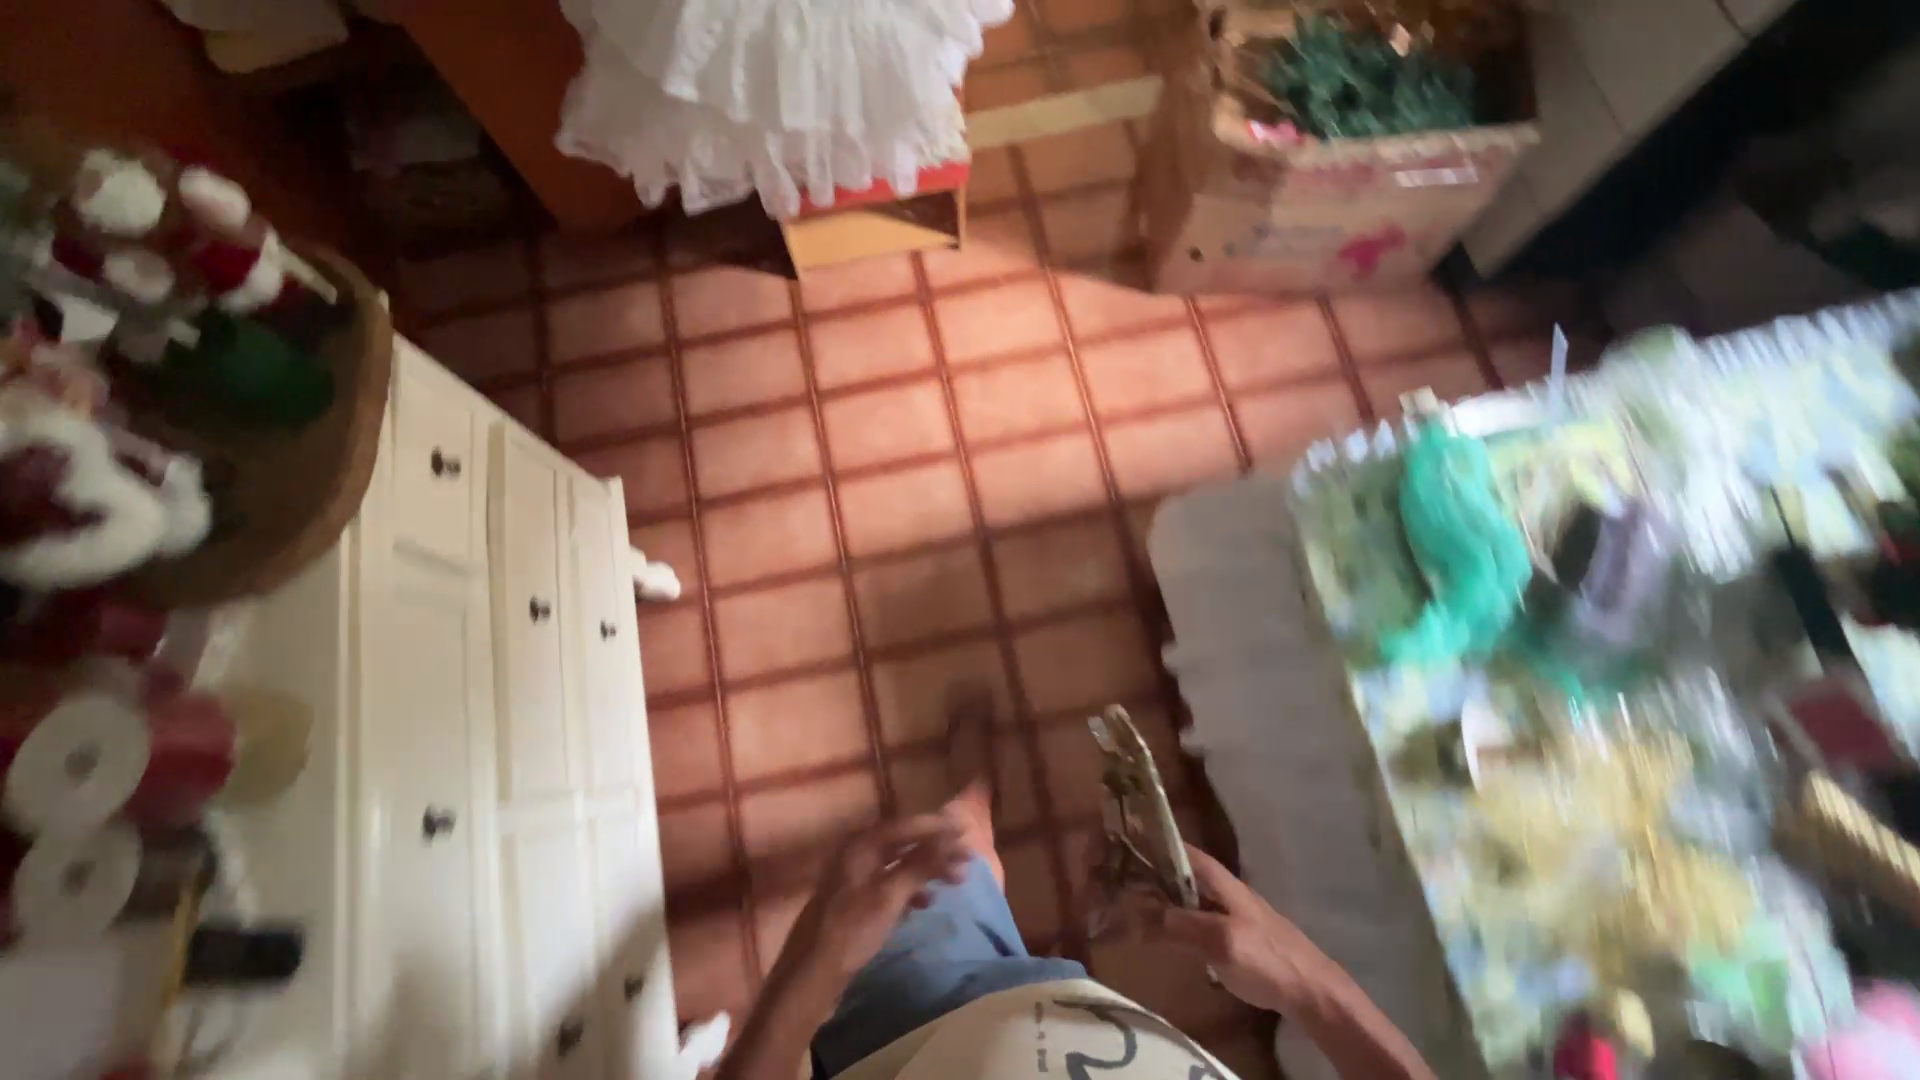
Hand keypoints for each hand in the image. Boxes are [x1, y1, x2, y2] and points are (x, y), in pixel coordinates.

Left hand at [778, 814, 971, 985]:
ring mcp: (855, 877)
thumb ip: (920, 864)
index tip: (964, 829)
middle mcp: (857, 854)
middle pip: (904, 843)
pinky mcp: (856, 900)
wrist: (812, 973)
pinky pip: (890, 884)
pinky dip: (911, 888)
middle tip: (966, 860)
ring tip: (955, 881)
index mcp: (861, 845)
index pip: (906, 826)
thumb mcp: (890, 896)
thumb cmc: (852, 929)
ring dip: (927, 870)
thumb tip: (951, 838)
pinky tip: (926, 901)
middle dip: (936, 850)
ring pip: (899, 865)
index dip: (937, 827)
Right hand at [1138, 843, 1339, 1014]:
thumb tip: (1142, 912)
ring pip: (1185, 899)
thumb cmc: (1267, 957)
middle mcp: (1221, 890)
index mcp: (1219, 880)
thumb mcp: (1221, 940)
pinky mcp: (1230, 937)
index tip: (1122, 843)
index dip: (1154, 844)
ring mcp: (1227, 914)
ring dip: (1160, 900)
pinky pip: (1194, 922)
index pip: (1180, 850)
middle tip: (1117, 881)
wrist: (1311, 990)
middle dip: (1150, 874)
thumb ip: (1183, 924)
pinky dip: (1173, 923)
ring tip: (1128, 906)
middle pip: (1179, 874)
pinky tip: (1158, 935)